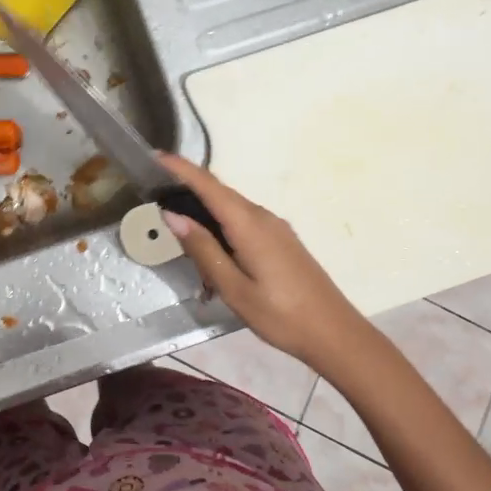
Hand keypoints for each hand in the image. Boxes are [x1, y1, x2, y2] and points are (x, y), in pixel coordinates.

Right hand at [157, 153, 364, 364]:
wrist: (335, 334)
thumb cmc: (281, 315)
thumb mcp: (234, 288)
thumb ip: (203, 249)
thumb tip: (172, 215)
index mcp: (249, 225)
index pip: (209, 185)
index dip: (181, 168)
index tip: (156, 156)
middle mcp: (263, 217)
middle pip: (220, 193)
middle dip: (188, 189)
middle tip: (158, 200)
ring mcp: (276, 228)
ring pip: (232, 209)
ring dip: (206, 212)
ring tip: (183, 235)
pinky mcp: (281, 240)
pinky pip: (244, 221)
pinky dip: (222, 225)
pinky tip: (214, 250)